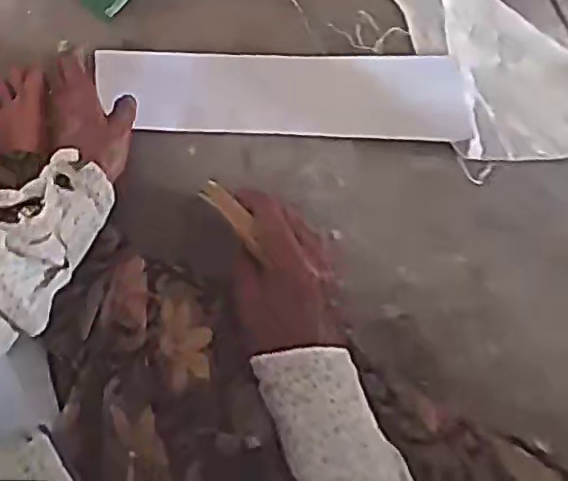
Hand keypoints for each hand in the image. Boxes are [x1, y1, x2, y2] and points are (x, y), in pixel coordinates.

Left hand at [0, 67, 46, 156]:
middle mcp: (12, 101)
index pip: (33, 75)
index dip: (35, 70)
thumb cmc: (41, 145)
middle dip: (13, 76)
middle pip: (10, 78)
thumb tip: (47, 105)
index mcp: (31, 100)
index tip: (37, 70)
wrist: (20, 164)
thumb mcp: (47, 125)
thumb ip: (44, 111)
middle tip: (16, 78)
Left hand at [49, 51, 135, 183]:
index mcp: (79, 91)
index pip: (69, 62)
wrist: (76, 183)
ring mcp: (51, 115)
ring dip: (58, 85)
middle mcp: (61, 98)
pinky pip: (50, 108)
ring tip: (72, 87)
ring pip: (52, 90)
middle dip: (65, 66)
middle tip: (77, 65)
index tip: (81, 52)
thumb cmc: (100, 151)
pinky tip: (66, 111)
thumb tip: (126, 100)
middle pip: (56, 73)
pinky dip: (56, 104)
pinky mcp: (47, 131)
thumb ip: (124, 111)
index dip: (74, 55)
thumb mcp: (120, 130)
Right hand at [230, 190, 345, 354]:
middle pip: (289, 213)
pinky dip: (295, 233)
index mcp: (289, 262)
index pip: (271, 213)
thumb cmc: (273, 337)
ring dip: (281, 218)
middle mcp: (313, 257)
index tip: (234, 196)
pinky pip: (312, 240)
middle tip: (244, 209)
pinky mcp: (332, 273)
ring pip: (303, 224)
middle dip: (265, 205)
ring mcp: (327, 264)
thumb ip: (244, 261)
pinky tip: (283, 243)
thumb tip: (242, 237)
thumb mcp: (247, 299)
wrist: (311, 371)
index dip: (250, 198)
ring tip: (262, 225)